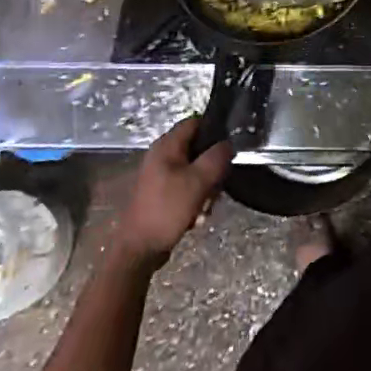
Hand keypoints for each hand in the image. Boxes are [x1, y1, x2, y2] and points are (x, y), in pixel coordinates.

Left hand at [113, 117, 233, 268]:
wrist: (140, 248)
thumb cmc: (168, 209)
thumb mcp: (198, 181)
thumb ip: (216, 157)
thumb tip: (228, 143)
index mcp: (166, 146)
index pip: (195, 122)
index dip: (215, 130)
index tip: (230, 147)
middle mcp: (161, 156)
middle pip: (198, 149)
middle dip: (212, 167)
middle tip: (218, 184)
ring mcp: (161, 175)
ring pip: (195, 171)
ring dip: (207, 187)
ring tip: (207, 205)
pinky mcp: (162, 193)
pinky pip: (187, 188)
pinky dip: (196, 199)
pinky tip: (197, 215)